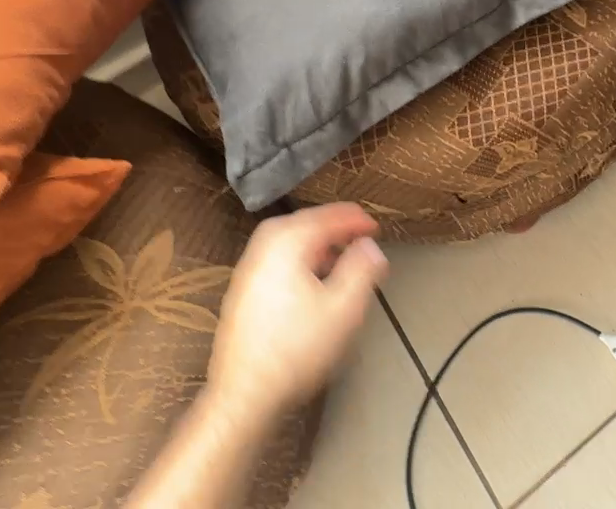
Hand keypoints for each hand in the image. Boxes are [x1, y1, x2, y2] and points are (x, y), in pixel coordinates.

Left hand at [205, 203, 389, 421]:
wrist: (244, 397)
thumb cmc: (298, 349)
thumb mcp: (345, 307)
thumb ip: (362, 268)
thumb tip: (370, 246)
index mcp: (286, 250)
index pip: (323, 218)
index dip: (353, 219)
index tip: (375, 228)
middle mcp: (260, 256)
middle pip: (295, 223)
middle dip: (327, 222)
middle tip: (353, 232)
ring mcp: (246, 278)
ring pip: (280, 242)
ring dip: (311, 239)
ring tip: (336, 254)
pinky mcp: (240, 299)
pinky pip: (271, 261)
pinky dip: (295, 256)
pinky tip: (310, 280)